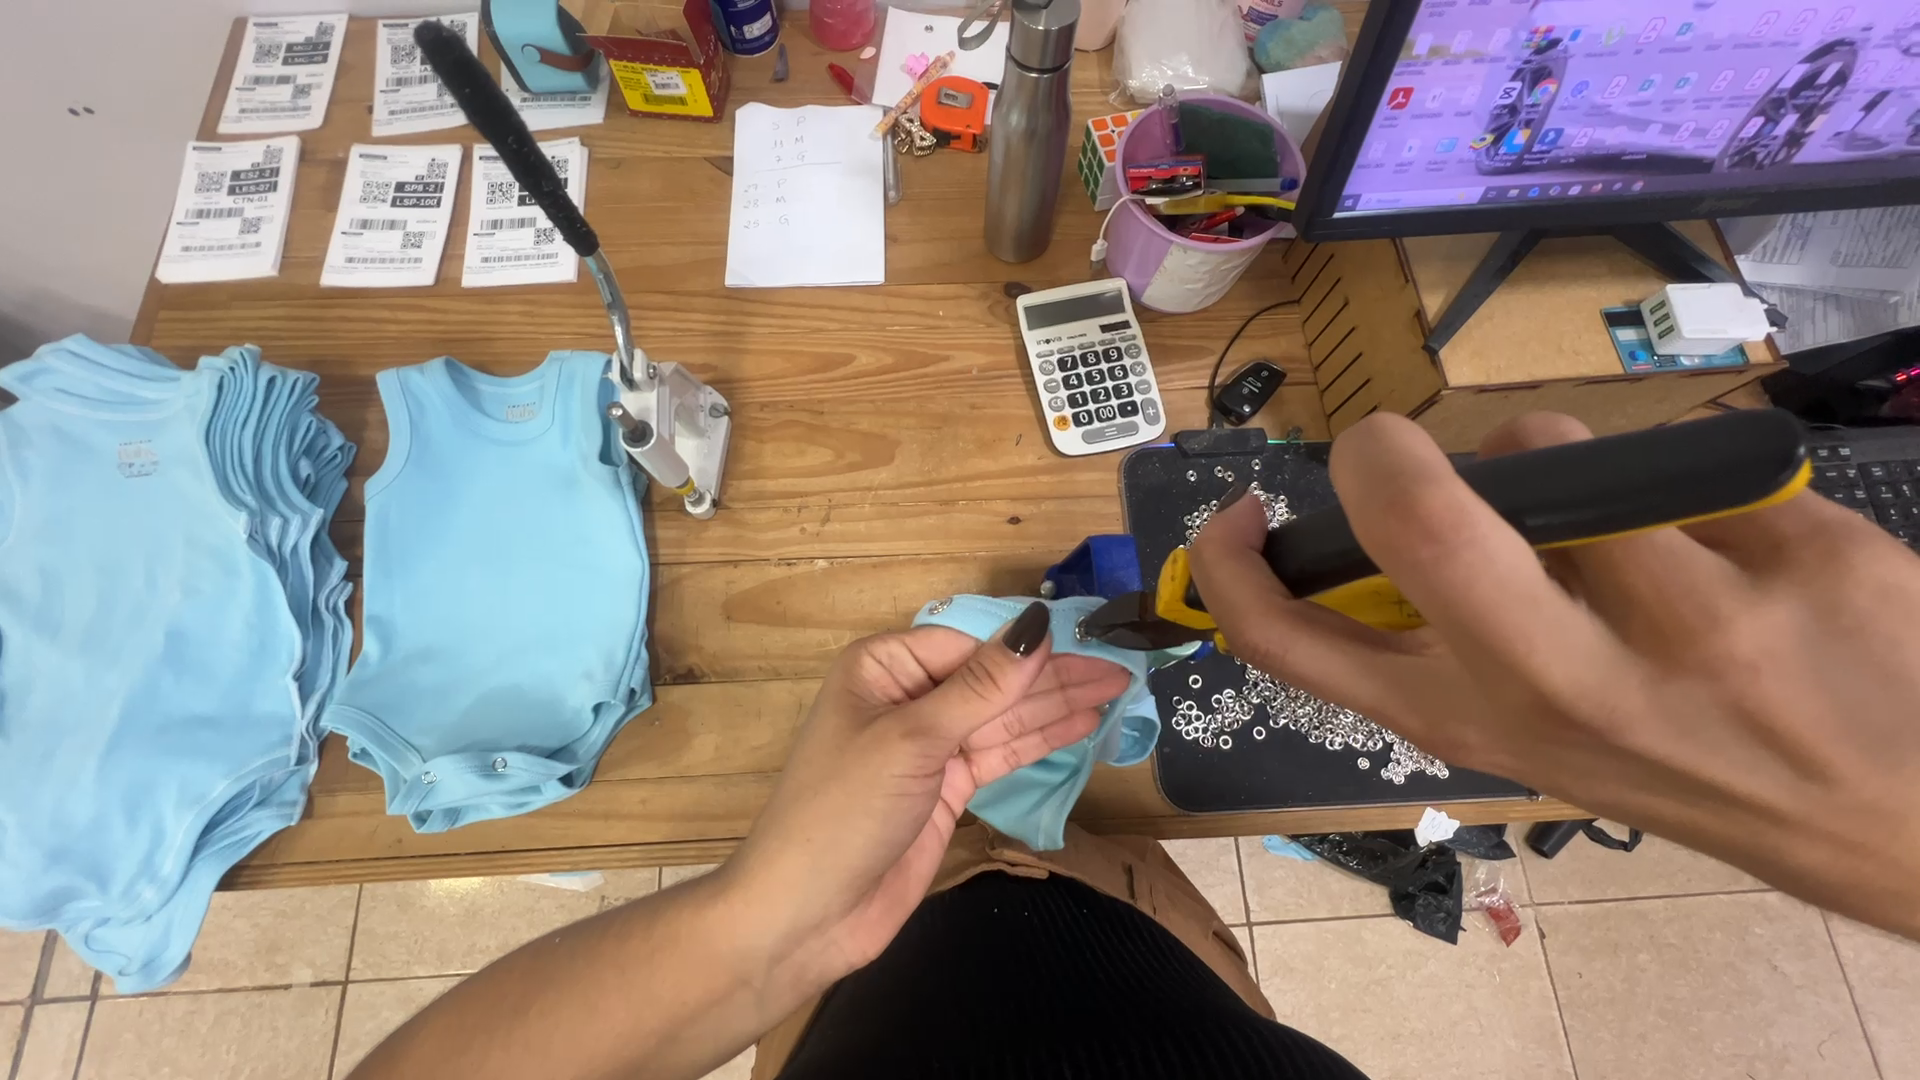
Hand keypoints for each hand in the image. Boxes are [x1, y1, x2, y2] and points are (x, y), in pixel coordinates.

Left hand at [723, 603, 1132, 988]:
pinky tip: (1082, 720)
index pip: (969, 643)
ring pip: (1002, 715)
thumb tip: (1035, 624)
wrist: (807, 916)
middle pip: (991, 678)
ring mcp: (930, 744)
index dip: (1027, 645)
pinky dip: (1040, 738)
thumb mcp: (913, 739)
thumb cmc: (845, 809)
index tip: (1088, 640)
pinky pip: (1000, 751)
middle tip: (1120, 667)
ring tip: (1117, 687)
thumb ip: (982, 686)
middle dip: (1053, 675)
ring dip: (1057, 703)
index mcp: (884, 666)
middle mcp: (908, 696)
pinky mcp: (947, 784)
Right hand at [1190, 412, 1919, 938]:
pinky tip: (1735, 541)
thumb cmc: (1663, 757)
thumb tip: (1370, 513)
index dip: (1227, 564)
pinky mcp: (1817, 562)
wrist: (1906, 823)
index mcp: (1462, 718)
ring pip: (1552, 447)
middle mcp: (1558, 684)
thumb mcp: (1510, 725)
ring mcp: (1700, 628)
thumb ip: (1423, 633)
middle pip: (1418, 518)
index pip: (1285, 641)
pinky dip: (1678, 477)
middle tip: (1392, 450)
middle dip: (1382, 454)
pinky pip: (1680, 450)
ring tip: (1613, 522)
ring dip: (1551, 458)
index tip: (1240, 513)